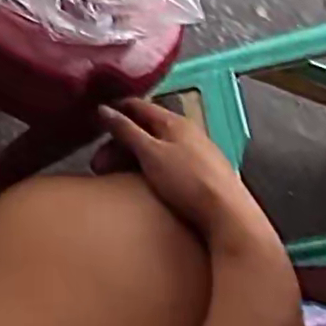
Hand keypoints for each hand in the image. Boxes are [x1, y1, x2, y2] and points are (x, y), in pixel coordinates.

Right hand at [91, 97, 258, 242]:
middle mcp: (187, 131)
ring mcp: (198, 153)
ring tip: (116, 177)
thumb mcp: (150, 154)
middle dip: (119, 143)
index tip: (94, 123)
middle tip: (99, 164)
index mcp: (174, 121)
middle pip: (145, 128)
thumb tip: (103, 108)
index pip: (137, 105)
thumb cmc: (187, 182)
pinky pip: (168, 162)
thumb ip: (126, 130)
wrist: (232, 221)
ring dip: (132, 157)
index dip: (114, 110)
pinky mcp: (205, 176)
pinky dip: (150, 167)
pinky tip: (144, 183)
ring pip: (156, 147)